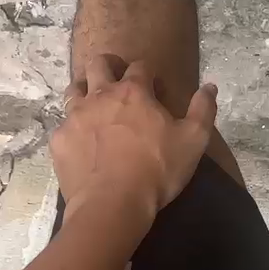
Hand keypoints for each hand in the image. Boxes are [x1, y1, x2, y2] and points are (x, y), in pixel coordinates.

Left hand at [48, 54, 216, 223]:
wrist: (111, 206)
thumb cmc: (156, 170)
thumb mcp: (194, 140)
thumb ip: (203, 109)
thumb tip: (209, 86)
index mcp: (134, 91)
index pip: (140, 65)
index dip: (148, 73)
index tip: (154, 89)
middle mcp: (101, 96)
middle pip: (98, 63)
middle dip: (108, 65)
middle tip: (117, 80)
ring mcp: (75, 117)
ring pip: (74, 89)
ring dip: (85, 91)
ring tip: (94, 108)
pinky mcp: (58, 141)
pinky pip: (62, 125)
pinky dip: (73, 129)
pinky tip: (81, 144)